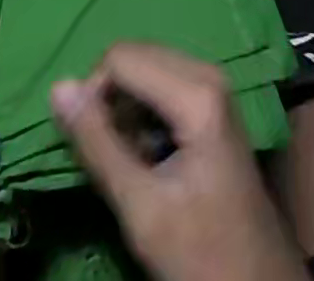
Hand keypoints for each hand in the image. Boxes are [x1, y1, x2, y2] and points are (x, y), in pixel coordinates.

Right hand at [51, 43, 308, 280]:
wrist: (256, 279)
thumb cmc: (200, 249)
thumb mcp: (140, 205)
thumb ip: (97, 142)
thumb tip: (58, 86)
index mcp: (196, 94)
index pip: (119, 58)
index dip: (93, 94)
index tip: (94, 144)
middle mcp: (208, 73)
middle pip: (133, 55)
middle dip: (110, 96)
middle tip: (114, 150)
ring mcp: (214, 83)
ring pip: (145, 65)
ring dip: (126, 105)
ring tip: (133, 155)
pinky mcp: (212, 98)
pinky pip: (162, 80)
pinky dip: (143, 108)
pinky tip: (150, 150)